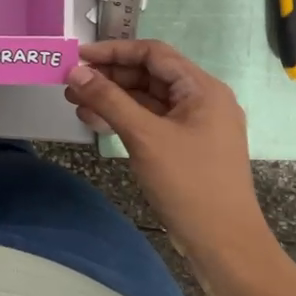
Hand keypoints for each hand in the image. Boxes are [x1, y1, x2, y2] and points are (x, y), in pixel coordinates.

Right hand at [63, 39, 270, 264]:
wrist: (224, 244)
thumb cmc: (189, 183)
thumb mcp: (144, 137)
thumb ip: (108, 100)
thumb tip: (75, 71)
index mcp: (202, 89)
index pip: (153, 53)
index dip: (114, 51)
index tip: (78, 56)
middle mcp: (202, 100)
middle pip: (149, 74)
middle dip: (109, 76)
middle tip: (71, 83)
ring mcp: (195, 124)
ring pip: (147, 98)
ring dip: (111, 97)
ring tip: (75, 103)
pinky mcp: (186, 145)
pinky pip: (150, 119)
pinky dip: (123, 117)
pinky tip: (96, 122)